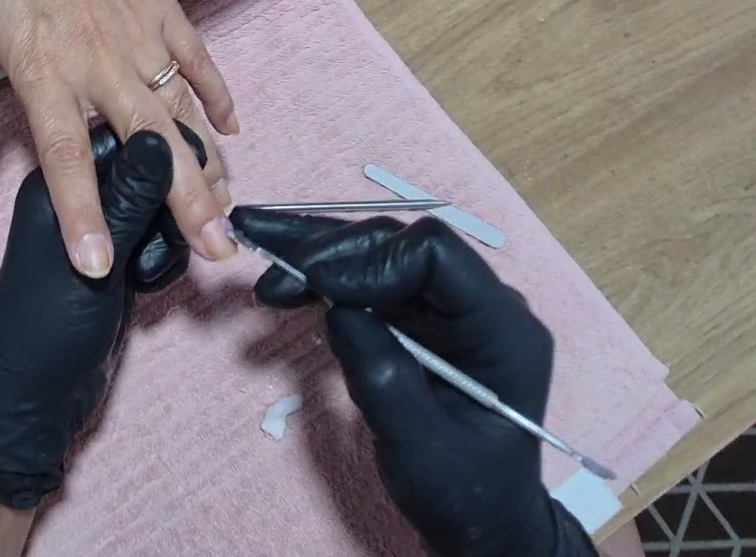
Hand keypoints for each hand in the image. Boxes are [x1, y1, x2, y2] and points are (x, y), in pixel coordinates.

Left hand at [0, 0, 238, 277]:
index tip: (98, 263)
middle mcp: (101, 62)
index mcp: (47, 72)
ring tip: (228, 208)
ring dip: (208, 161)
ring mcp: (141, 37)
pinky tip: (230, 130)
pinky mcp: (166, 13)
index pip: (66, 156)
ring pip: (183, 110)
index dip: (83, 213)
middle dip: (184, 201)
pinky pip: (199, 61)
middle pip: (149, 143)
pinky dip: (217, 96)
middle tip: (214, 249)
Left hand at [0, 128, 184, 508]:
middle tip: (172, 245)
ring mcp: (101, 222)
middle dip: (175, 205)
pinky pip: (157, 231)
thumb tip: (161, 135)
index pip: (128, 136)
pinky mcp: (118, 249)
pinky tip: (150, 283)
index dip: (169, 162)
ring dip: (170, 236)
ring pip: (162, 200)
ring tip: (150, 272)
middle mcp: (80, 192)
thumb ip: (130, 197)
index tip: (195, 199)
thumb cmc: (49, 328)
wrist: (35, 402)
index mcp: (58, 179)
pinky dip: (164, 255)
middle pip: (152, 167)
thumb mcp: (94, 260)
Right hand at [230, 209, 578, 556]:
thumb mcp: (420, 448)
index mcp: (500, 325)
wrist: (479, 518)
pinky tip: (277, 259)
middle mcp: (473, 296)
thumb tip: (337, 309)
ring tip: (255, 237)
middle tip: (270, 276)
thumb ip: (383, 376)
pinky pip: (361, 272)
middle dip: (327, 252)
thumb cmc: (462, 490)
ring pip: (370, 249)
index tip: (317, 286)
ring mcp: (440, 299)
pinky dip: (316, 268)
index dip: (372, 261)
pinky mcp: (412, 306)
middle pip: (394, 243)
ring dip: (311, 249)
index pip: (436, 255)